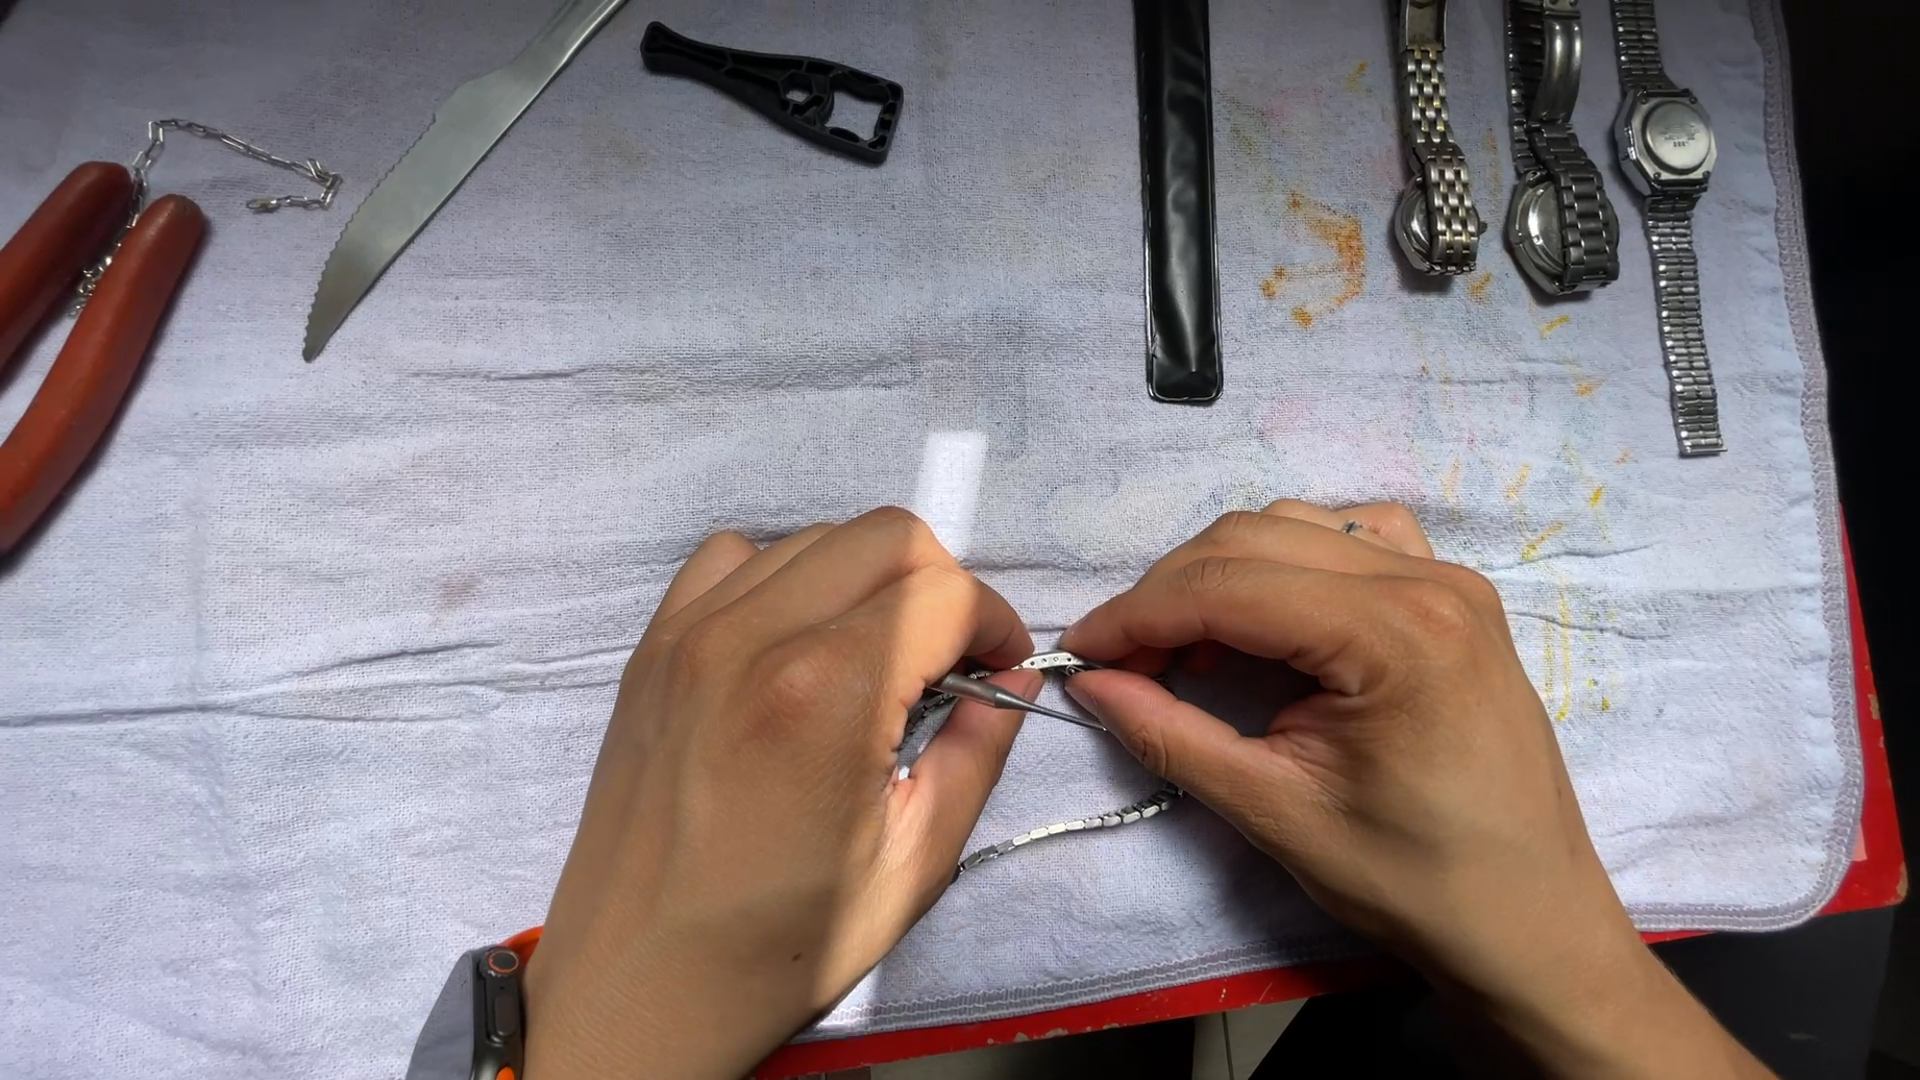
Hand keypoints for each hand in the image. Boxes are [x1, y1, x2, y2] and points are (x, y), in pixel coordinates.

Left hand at [521, 508, 1039, 1079]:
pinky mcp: (653, 641)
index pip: (945, 594)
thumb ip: (980, 750)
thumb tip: (1014, 679)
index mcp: (828, 692)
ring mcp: (692, 628)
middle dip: (943, 582)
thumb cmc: (784, 938)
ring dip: (871, 577)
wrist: (634, 986)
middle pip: (888, 535)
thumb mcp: (917, 861)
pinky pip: (734, 556)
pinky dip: (784, 573)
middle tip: (948, 653)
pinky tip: (790, 634)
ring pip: (818, 537)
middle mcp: (755, 634)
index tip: (1000, 668)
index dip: (995, 623)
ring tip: (875, 647)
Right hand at [1059, 499, 1770, 1077]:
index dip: (1136, 615)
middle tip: (1125, 660)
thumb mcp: (1272, 812)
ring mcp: (1442, 574)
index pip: (1225, 587)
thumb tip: (1088, 683)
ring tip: (1188, 646)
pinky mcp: (1445, 589)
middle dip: (1165, 595)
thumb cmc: (1411, 879)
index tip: (1081, 651)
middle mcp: (1424, 578)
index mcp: (1393, 633)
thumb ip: (1168, 735)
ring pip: (1285, 525)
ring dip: (1215, 574)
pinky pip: (1340, 534)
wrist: (1532, 923)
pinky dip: (1278, 558)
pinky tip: (1267, 610)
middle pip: (1246, 540)